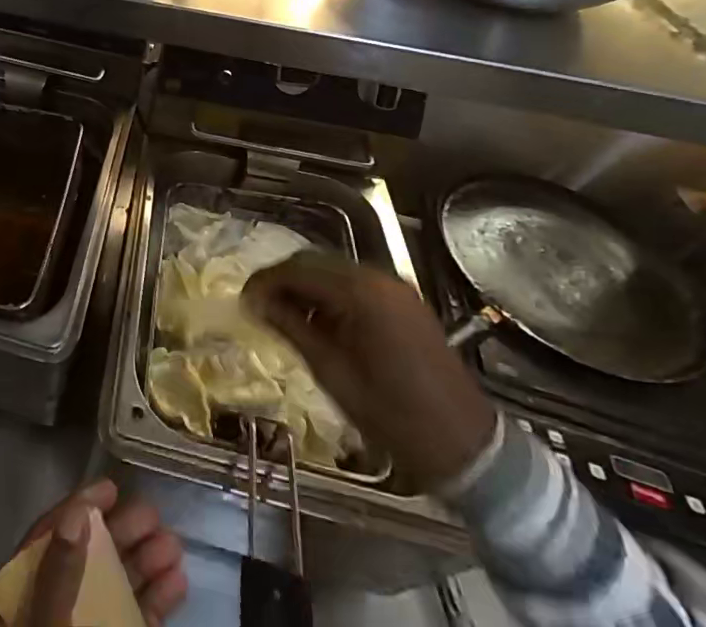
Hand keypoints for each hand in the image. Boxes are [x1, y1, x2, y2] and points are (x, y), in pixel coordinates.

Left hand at [0, 478, 187, 626]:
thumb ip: (57, 576)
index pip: (44, 541)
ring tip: (174, 546)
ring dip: (145, 562)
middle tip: (155, 516)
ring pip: (114, 587)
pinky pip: (135, 620)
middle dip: (120, 533)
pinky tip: (178, 582)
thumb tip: (77, 513)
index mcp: (16, 603)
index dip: (76, 509)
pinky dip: (157, 601)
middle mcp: (49, 613)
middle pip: (85, 559)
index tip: (111, 488)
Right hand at [242, 251, 496, 486]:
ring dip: (307, 285)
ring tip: (282, 313)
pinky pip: (358, 284)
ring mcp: (396, 288)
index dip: (266, 281)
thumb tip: (257, 303)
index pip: (299, 270)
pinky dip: (332, 294)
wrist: (463, 443)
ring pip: (336, 270)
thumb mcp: (332, 372)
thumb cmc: (392, 415)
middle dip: (284, 279)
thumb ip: (292, 328)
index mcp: (360, 293)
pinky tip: (317, 319)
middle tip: (258, 304)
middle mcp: (379, 278)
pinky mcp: (405, 302)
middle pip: (317, 262)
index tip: (243, 298)